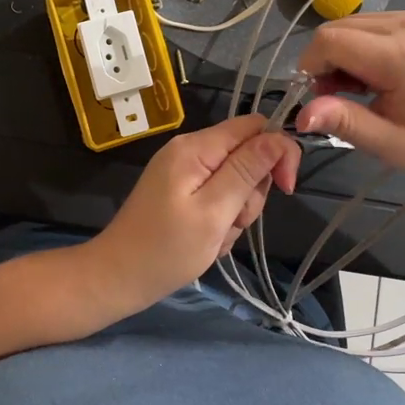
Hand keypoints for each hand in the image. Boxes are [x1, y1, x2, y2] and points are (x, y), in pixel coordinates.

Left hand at [83, 116, 299, 310]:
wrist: (118, 278)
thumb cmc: (165, 250)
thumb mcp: (214, 212)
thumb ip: (246, 171)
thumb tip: (279, 136)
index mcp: (195, 147)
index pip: (254, 126)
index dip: (278, 151)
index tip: (285, 188)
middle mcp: (190, 150)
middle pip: (247, 154)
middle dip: (251, 192)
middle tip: (232, 222)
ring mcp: (185, 171)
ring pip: (237, 180)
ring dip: (237, 212)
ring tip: (215, 236)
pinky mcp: (182, 191)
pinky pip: (219, 196)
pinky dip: (222, 219)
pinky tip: (208, 240)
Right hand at [292, 11, 404, 189]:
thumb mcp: (385, 142)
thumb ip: (343, 122)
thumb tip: (301, 116)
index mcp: (403, 55)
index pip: (331, 40)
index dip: (311, 65)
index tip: (317, 95)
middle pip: (337, 28)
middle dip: (325, 61)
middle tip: (337, 96)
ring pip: (348, 24)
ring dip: (339, 54)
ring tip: (356, 88)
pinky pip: (366, 24)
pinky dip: (356, 47)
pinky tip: (370, 74)